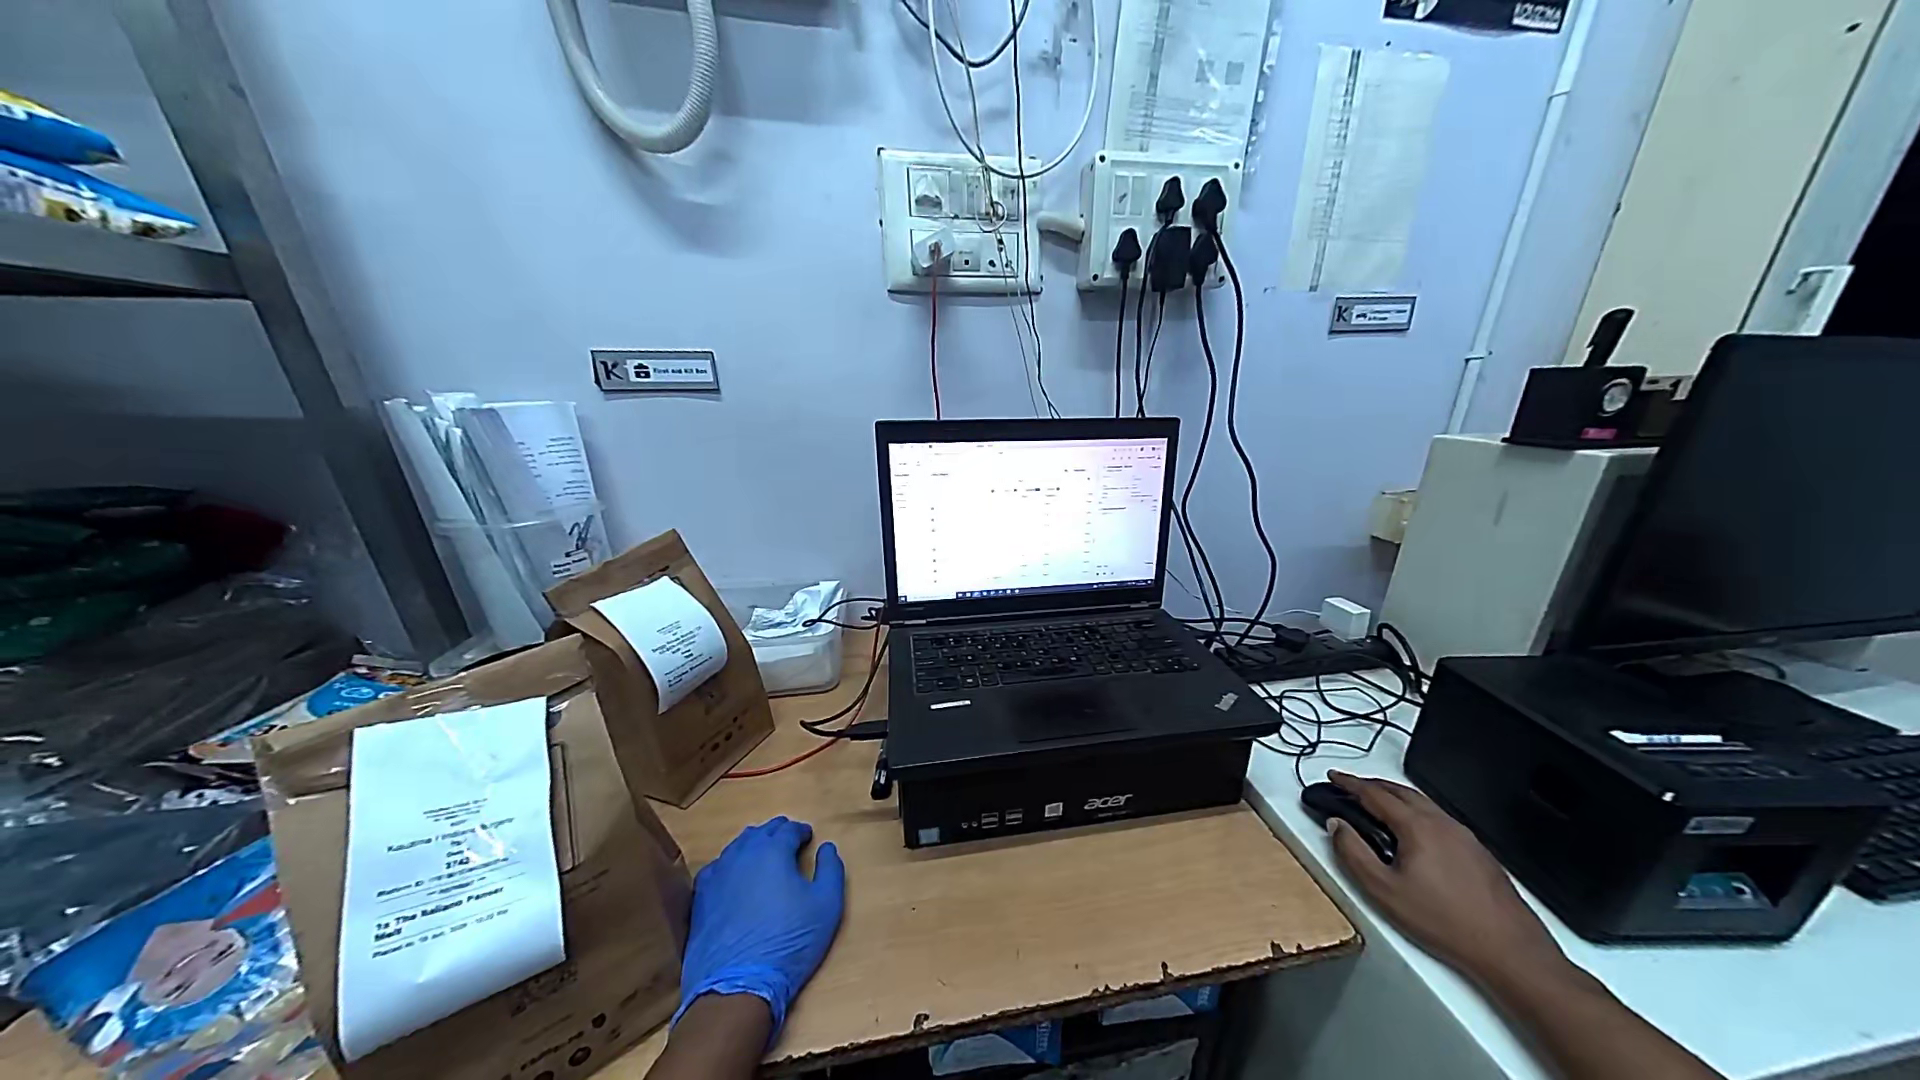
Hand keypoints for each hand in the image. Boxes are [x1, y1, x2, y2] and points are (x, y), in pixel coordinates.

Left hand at [676, 816, 845, 1040]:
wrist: (737, 986)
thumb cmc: (789, 942)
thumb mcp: (826, 905)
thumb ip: (830, 869)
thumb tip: (827, 847)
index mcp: (772, 851)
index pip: (788, 829)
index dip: (800, 831)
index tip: (808, 837)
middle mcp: (742, 855)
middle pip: (761, 832)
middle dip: (777, 833)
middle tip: (789, 842)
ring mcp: (717, 876)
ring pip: (737, 847)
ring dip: (754, 846)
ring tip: (764, 858)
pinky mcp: (701, 899)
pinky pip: (718, 869)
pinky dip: (731, 866)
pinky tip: (735, 878)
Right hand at [1323, 771, 1562, 987]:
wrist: (1509, 950)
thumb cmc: (1447, 922)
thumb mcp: (1383, 890)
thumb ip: (1353, 853)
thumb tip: (1337, 826)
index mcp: (1418, 826)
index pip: (1374, 793)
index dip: (1349, 783)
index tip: (1334, 777)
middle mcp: (1443, 824)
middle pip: (1400, 790)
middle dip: (1371, 785)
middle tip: (1350, 786)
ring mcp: (1465, 837)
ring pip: (1422, 803)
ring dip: (1395, 796)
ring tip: (1377, 804)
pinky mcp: (1479, 852)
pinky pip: (1439, 818)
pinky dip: (1416, 811)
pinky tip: (1413, 830)